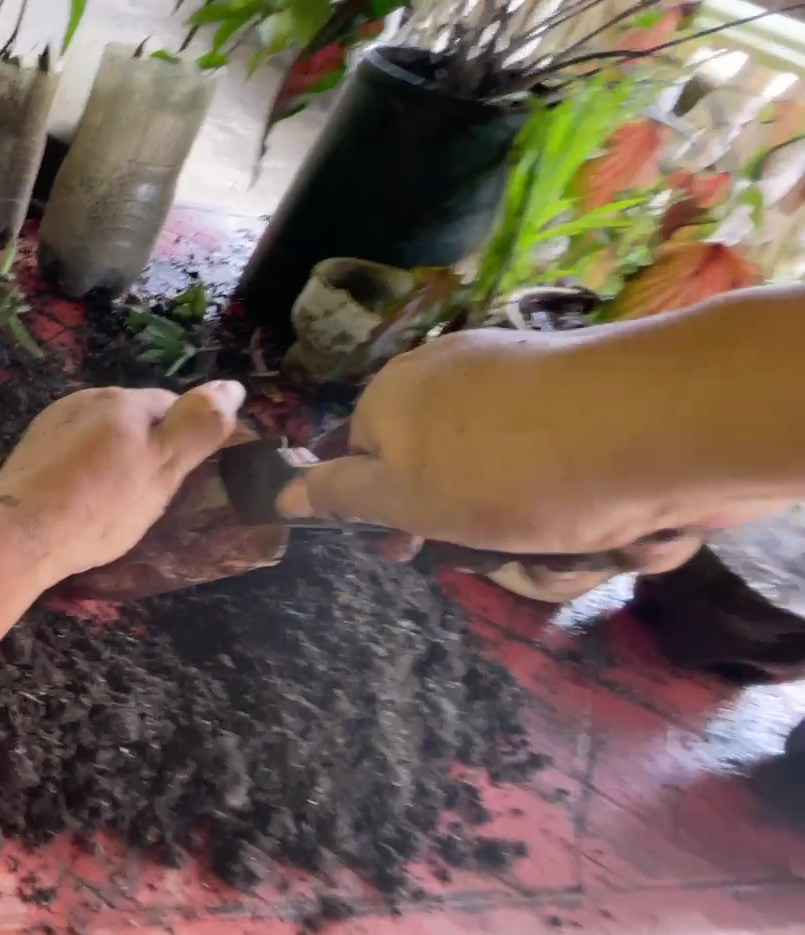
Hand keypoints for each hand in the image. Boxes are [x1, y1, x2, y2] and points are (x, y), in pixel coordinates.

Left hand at [0, 382, 244, 578]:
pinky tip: (80, 503)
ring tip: (112, 505)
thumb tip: (232, 386)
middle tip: (148, 498)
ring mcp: (51, 424)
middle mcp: (84, 400)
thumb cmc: (99, 506)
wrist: (18, 534)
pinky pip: (72, 455)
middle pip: (133, 421)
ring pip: (100, 438)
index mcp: (122, 400)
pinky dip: (83, 474)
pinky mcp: (29, 451)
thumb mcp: (163, 468)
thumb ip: (198, 427)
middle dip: (147, 451)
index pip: (172, 406)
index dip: (185, 441)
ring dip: (113, 462)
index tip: (183, 479)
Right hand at [281, 327, 790, 574]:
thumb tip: (281, 495)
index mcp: (389, 395)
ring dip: (523, 509)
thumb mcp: (403, 501)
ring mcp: (520, 368)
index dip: (381, 508)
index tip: (408, 547)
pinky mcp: (589, 378)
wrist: (672, 419)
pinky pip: (558, 443)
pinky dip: (575, 482)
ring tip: (568, 537)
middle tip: (488, 548)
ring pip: (500, 460)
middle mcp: (446, 370)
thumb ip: (338, 496)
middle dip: (457, 510)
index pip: (361, 458)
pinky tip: (610, 508)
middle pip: (432, 458)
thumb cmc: (504, 472)